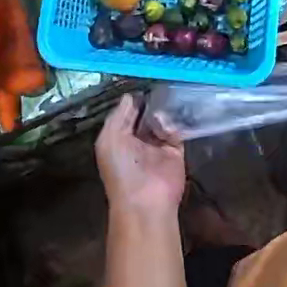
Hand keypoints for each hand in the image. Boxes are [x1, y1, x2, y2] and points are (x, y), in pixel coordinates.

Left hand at [96, 94, 185, 225]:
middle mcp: (137, 142)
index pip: (126, 115)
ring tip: (166, 102)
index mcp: (118, 139)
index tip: (141, 86)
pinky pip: (177, 133)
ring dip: (163, 113)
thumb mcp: (109, 139)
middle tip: (158, 89)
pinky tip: (174, 118)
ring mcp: (157, 148)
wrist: (145, 200)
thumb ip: (118, 116)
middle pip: (146, 117)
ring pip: (162, 123)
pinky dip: (177, 124)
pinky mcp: (176, 153)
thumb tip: (130, 97)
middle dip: (150, 105)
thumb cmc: (121, 168)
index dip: (132, 103)